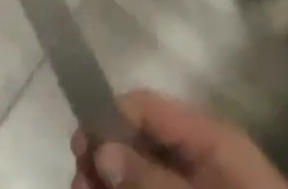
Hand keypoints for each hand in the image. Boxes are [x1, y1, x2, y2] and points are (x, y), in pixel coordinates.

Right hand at [70, 91, 287, 188]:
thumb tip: (100, 148)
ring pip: (142, 171)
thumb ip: (148, 178)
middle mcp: (202, 152)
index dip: (107, 121)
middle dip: (105, 161)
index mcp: (208, 137)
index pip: (142, 105)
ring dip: (114, 184)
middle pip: (137, 139)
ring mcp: (202, 182)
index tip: (79, 154)